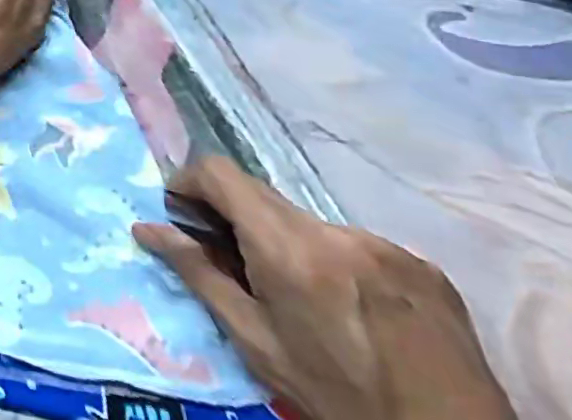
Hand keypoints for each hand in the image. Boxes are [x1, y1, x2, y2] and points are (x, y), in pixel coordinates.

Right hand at [133, 157, 517, 419]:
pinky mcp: (425, 268)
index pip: (220, 173)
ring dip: (287, 242)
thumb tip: (146, 228)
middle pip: (262, 195)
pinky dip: (334, 262)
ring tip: (300, 297)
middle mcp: (338, 233)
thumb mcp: (254, 340)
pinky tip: (349, 309)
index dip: (190, 182)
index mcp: (290, 248)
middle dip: (233, 216)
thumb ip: (198, 273)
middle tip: (231, 262)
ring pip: (308, 223)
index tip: (182, 215)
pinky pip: (356, 245)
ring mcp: (388, 247)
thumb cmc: (339, 397)